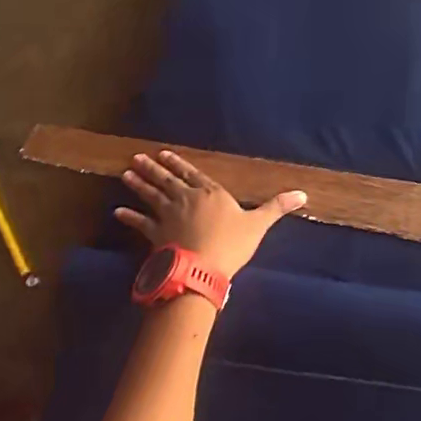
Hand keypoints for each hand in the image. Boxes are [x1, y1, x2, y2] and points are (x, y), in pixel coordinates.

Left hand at [116, 150, 306, 277]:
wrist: (201, 267)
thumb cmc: (231, 244)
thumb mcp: (258, 225)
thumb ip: (277, 208)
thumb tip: (303, 194)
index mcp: (210, 193)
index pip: (192, 173)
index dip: (178, 164)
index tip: (164, 154)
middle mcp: (186, 198)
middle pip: (167, 179)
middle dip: (152, 168)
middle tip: (137, 158)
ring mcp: (168, 214)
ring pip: (151, 195)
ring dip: (138, 184)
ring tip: (125, 173)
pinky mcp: (156, 233)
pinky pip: (140, 222)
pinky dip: (129, 217)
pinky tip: (117, 211)